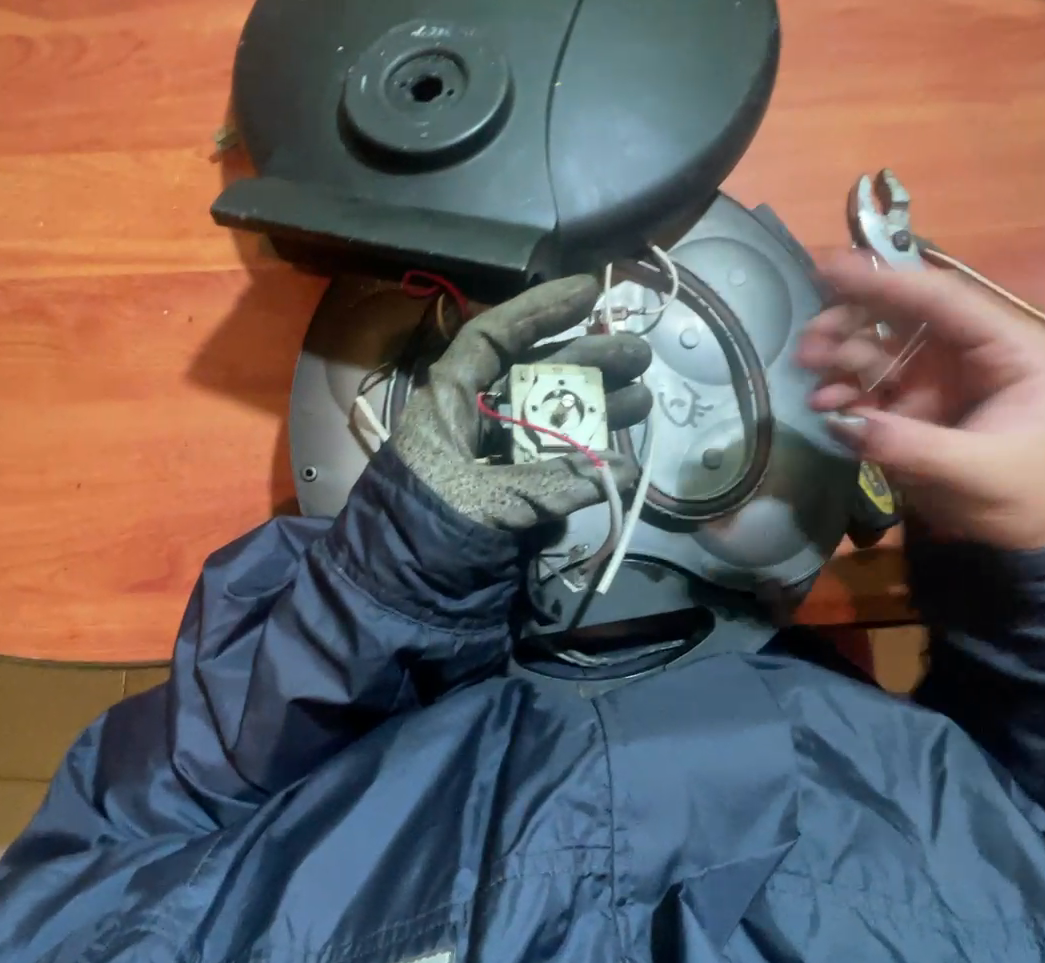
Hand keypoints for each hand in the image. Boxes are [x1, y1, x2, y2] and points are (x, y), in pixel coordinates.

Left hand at [394, 275, 652, 531]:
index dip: (539, 309)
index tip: (590, 292)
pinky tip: (621, 455)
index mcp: (449, 401)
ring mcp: (491, 453)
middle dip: (587, 361)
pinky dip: (584, 455)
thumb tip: (624, 471)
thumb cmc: (428, 528)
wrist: (401, 588)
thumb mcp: (486, 499)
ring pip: (548, 416)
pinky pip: (550, 459)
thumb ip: (553, 483)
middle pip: (533, 373)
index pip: (491, 337)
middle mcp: (472, 417)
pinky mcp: (507, 487)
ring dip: (595, 407)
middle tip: (639, 355)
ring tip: (644, 400)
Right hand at [796, 252, 1044, 550]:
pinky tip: (825, 405)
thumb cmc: (1030, 498)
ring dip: (842, 355)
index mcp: (1012, 349)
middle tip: (808, 340)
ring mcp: (944, 380)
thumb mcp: (975, 471)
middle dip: (853, 322)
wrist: (1038, 545)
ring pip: (884, 348)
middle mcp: (975, 353)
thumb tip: (840, 422)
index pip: (944, 301)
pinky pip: (874, 386)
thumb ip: (908, 444)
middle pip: (905, 317)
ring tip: (808, 369)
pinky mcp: (920, 407)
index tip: (830, 269)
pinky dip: (845, 392)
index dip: (886, 282)